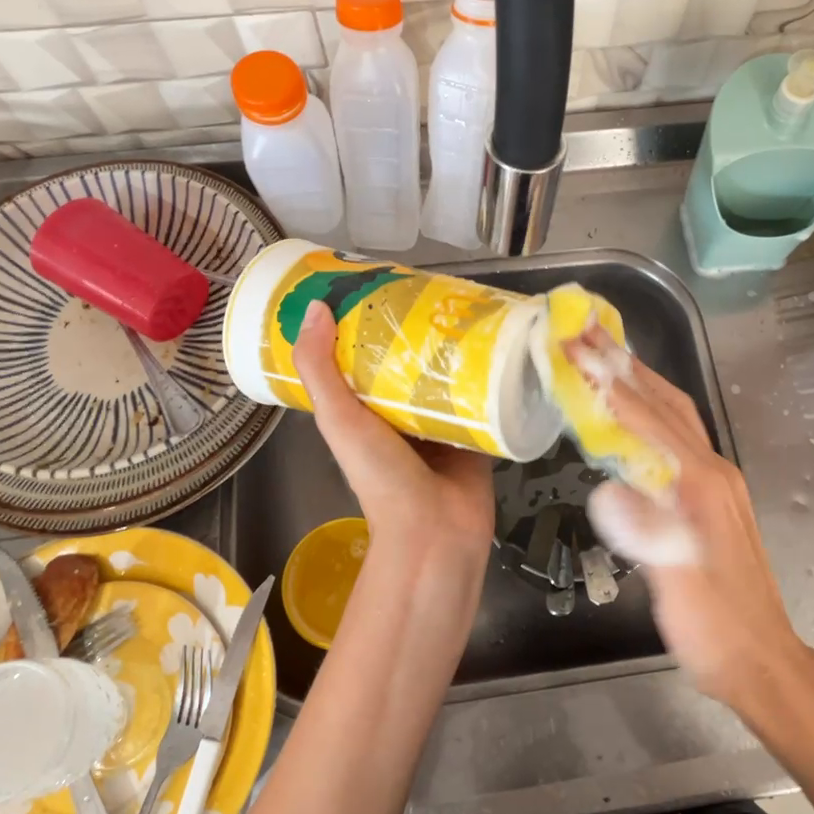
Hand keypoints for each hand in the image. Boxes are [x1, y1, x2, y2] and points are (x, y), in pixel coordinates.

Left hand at [292, 299, 495, 556]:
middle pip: (407, 362)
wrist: (435, 532)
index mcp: (362, 411)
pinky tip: (499, 340)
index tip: (377, 282)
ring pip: (446, 374)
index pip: (361, 357)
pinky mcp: (475, 430)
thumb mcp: (340, 420)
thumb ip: (321, 369)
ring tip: (469, 304)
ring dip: (454, 347)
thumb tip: (314, 306)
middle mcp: (399, 413)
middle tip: (434, 286)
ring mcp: (439, 422)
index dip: (364, 323)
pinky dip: (487, 372)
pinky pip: (481, 394)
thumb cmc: (381, 477)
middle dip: (417, 329)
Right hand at [588, 360, 813, 707]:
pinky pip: (680, 436)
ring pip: (677, 414)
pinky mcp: (716, 496)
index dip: (608, 381)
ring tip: (608, 355)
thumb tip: (604, 491)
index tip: (573, 346)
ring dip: (641, 380)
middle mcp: (713, 469)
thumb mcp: (679, 587)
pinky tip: (635, 416)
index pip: (646, 419)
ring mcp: (719, 480)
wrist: (764, 660)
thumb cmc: (716, 628)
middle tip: (586, 331)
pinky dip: (652, 410)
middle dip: (625, 363)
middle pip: (665, 402)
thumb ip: (647, 535)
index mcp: (700, 483)